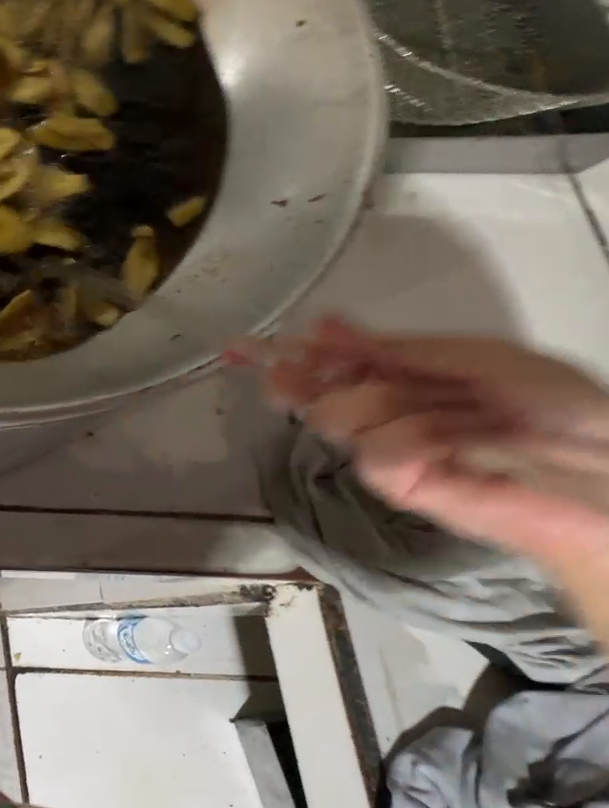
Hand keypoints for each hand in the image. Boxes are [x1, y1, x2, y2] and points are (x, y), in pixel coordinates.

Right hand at [238, 317, 608, 573]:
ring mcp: (384, 447)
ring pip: (338, 415)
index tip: (236, 348)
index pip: (328, 361)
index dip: (282, 354)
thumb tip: (322, 326)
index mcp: (403, 375)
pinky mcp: (394, 481)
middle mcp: (384, 409)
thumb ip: (400, 347)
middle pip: (312, 389)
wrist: (606, 472)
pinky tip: (452, 451)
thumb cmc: (564, 410)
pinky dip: (414, 443)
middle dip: (303, 377)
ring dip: (390, 408)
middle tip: (285, 373)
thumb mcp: (484, 358)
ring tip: (453, 422)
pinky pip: (376, 450)